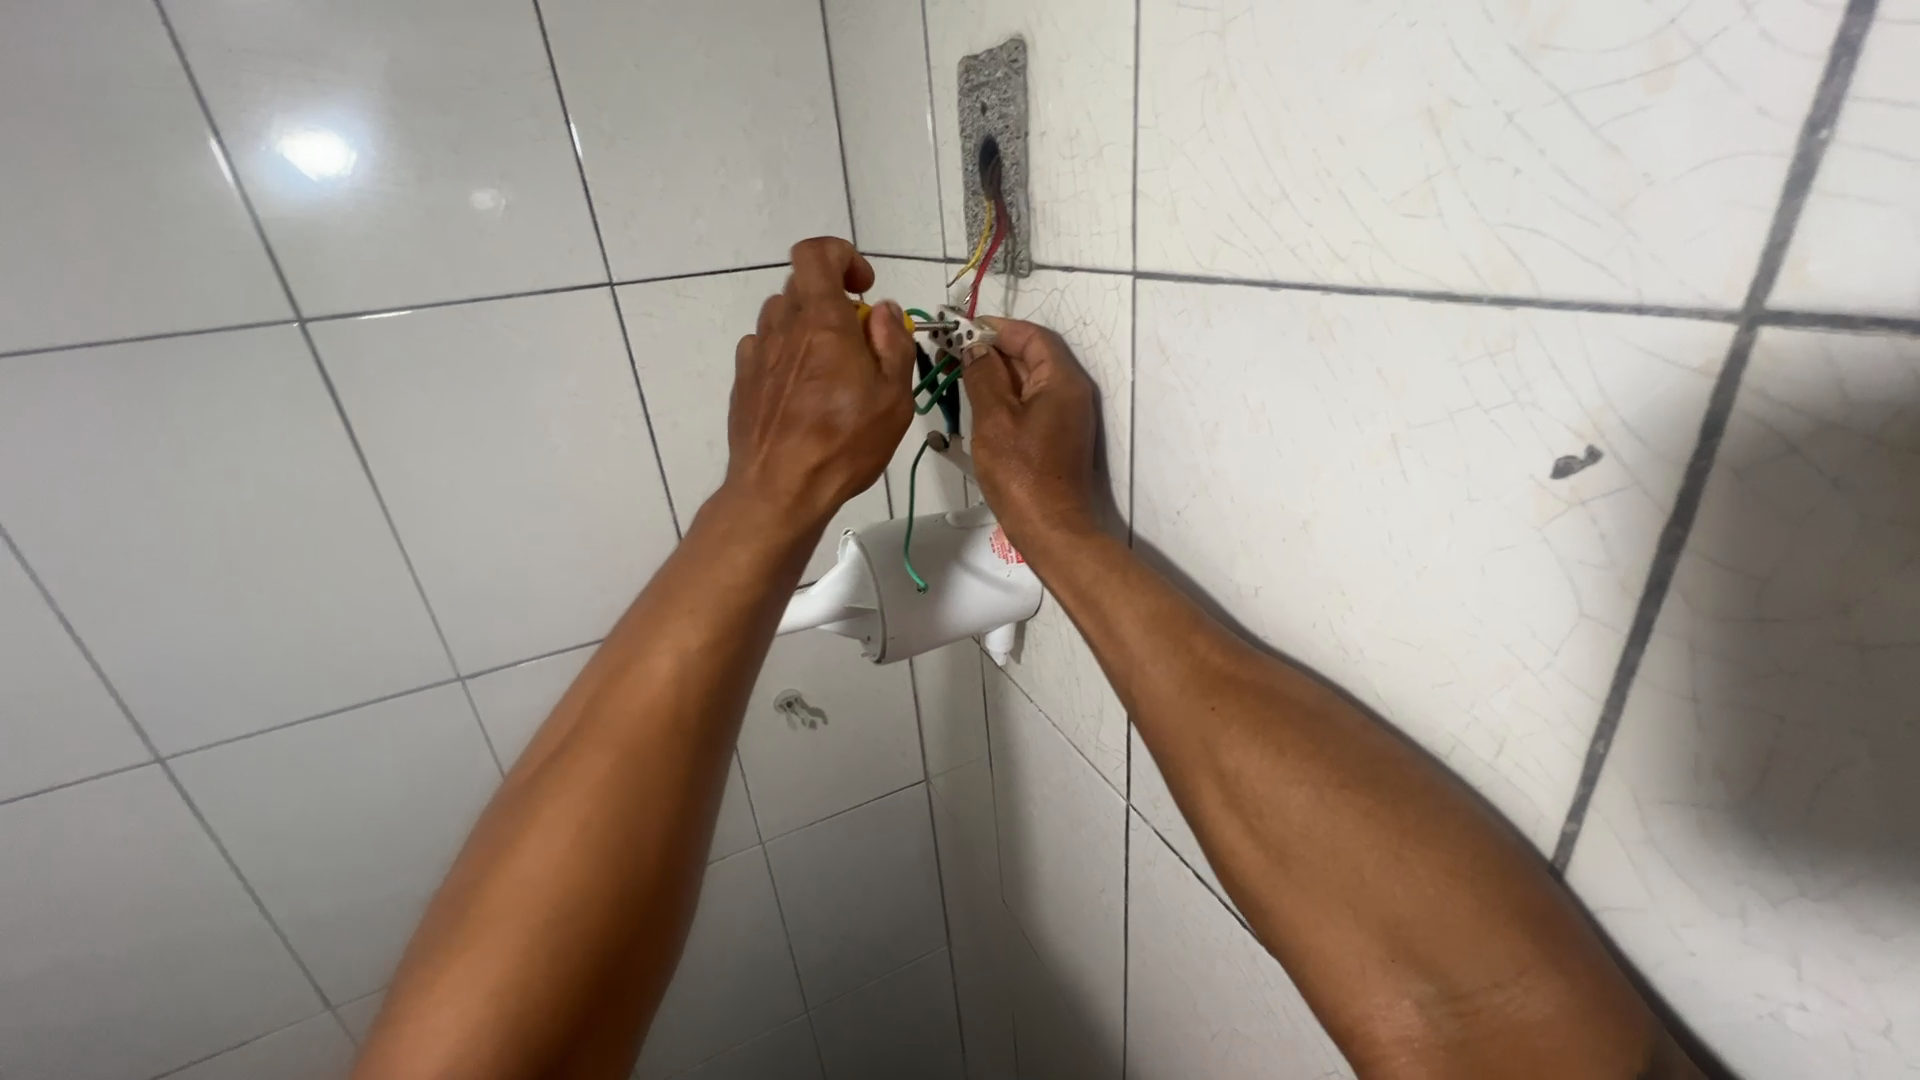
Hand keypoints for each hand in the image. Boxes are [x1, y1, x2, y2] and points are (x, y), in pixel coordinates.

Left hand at [723, 238, 915, 531]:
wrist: (780, 489)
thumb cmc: (844, 445)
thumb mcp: (893, 398)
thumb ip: (893, 344)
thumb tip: (883, 310)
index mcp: (822, 321)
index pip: (815, 253)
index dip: (841, 256)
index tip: (863, 289)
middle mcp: (783, 327)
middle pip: (802, 287)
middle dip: (833, 302)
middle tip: (857, 344)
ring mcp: (757, 354)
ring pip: (781, 318)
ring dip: (808, 329)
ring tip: (829, 371)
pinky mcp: (742, 382)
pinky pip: (765, 350)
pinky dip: (786, 356)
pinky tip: (801, 394)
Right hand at [961, 317, 1103, 557]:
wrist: (1050, 528)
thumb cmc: (1020, 473)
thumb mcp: (994, 419)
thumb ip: (983, 376)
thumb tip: (975, 348)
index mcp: (1062, 380)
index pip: (1031, 335)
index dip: (997, 327)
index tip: (962, 329)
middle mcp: (1071, 392)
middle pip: (1032, 356)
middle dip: (993, 349)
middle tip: (953, 352)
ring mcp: (1066, 416)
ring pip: (1030, 381)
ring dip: (997, 374)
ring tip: (959, 374)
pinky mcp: (1057, 437)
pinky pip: (1031, 404)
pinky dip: (1006, 397)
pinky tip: (979, 405)